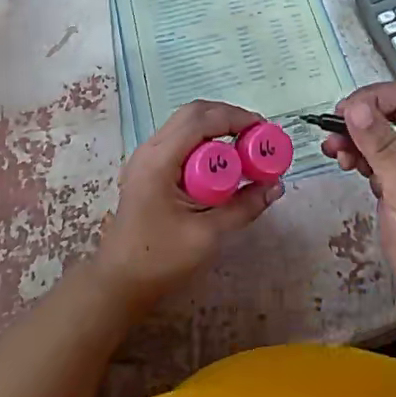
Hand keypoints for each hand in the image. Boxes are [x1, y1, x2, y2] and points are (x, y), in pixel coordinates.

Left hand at [92, 100, 283, 312]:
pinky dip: (205, 140)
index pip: (201, 120)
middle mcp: (150, 148)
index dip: (235, 118)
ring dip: (217, 126)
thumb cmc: (161, 260)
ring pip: (186, 123)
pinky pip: (181, 139)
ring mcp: (147, 156)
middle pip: (193, 113)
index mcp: (160, 159)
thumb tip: (276, 186)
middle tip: (257, 134)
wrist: (119, 283)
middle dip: (228, 116)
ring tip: (245, 144)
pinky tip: (223, 159)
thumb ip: (243, 207)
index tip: (264, 129)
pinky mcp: (149, 167)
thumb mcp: (207, 235)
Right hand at [320, 82, 395, 310]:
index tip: (344, 113)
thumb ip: (382, 147)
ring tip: (332, 152)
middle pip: (389, 115)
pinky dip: (357, 157)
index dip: (374, 99)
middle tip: (332, 134)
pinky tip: (344, 164)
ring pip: (378, 137)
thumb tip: (354, 106)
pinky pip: (375, 160)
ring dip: (354, 139)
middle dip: (359, 120)